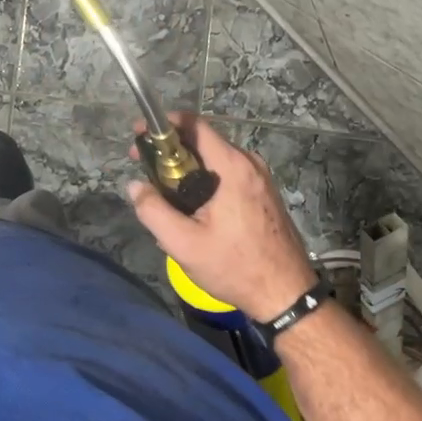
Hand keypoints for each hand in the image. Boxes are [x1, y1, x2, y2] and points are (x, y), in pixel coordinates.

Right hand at [127, 113, 316, 319]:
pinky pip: (227, 175)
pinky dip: (204, 182)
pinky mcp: (263, 194)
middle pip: (202, 141)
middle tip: (144, 168)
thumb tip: (134, 186)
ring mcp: (259, 178)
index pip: (194, 124)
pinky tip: (191, 210)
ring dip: (185, 170)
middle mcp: (249, 163)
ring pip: (213, 160)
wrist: (287, 296)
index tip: (140, 135)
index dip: (163, 124)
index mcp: (232, 167)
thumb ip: (153, 211)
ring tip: (164, 196)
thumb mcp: (183, 244)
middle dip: (169, 151)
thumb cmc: (235, 267)